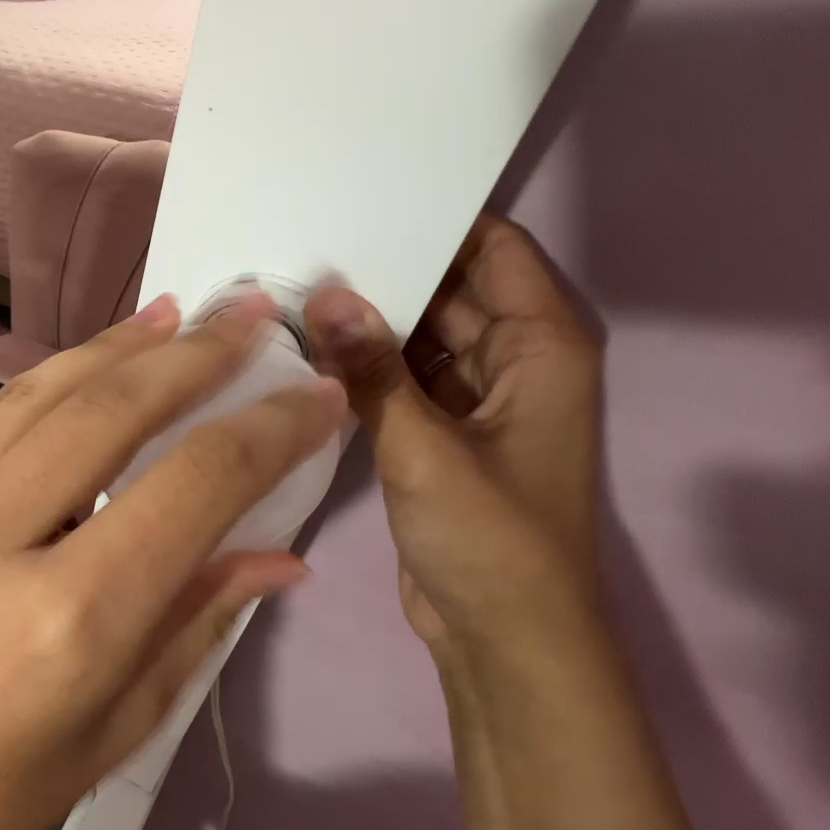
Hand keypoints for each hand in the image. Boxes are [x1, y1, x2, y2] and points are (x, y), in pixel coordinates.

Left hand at [0, 295, 345, 829]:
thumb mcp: (118, 728)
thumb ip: (195, 621)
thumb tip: (275, 553)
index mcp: (68, 618)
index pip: (190, 486)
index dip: (267, 429)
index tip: (314, 395)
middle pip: (107, 413)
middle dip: (192, 356)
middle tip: (250, 313)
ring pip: (36, 399)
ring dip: (113, 349)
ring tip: (173, 317)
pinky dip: (46, 385)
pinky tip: (84, 370)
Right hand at [303, 214, 602, 648]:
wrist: (501, 632)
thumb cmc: (490, 536)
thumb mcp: (425, 446)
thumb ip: (372, 370)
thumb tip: (322, 296)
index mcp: (540, 347)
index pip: (493, 251)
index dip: (436, 221)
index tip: (361, 196)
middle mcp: (509, 361)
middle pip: (447, 291)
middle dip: (383, 271)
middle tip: (302, 241)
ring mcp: (468, 399)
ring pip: (414, 337)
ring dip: (363, 321)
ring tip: (289, 287)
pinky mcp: (433, 432)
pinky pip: (395, 378)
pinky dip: (358, 365)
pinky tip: (302, 349)